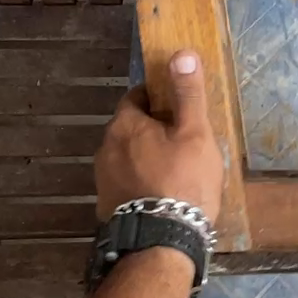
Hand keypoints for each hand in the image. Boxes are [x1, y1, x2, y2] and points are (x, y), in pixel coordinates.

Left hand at [94, 50, 224, 221]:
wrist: (161, 244)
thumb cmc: (182, 181)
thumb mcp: (195, 133)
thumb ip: (188, 93)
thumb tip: (182, 53)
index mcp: (124, 124)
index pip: (137, 96)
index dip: (159, 98)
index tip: (179, 108)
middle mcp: (105, 148)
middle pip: (131, 127)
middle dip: (154, 129)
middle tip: (184, 140)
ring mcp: (103, 179)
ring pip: (128, 156)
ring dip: (147, 157)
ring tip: (177, 170)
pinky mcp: (107, 206)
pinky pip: (127, 183)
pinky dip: (141, 182)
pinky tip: (163, 195)